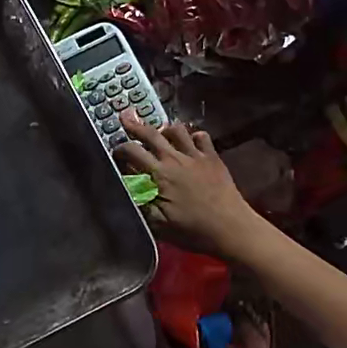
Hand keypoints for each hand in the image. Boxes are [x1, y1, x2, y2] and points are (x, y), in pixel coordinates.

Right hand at [116, 111, 268, 256]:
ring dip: (165, 129)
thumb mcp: (159, 224)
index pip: (132, 152)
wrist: (231, 227)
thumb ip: (140, 204)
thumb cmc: (193, 230)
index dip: (120, 149)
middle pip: (151, 134)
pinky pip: (202, 137)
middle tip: (126, 117)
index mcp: (159, 174)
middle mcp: (175, 158)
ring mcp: (196, 155)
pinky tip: (191, 142)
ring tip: (161, 132)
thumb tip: (126, 189)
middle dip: (136, 125)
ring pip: (177, 130)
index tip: (115, 153)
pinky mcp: (213, 158)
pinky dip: (194, 136)